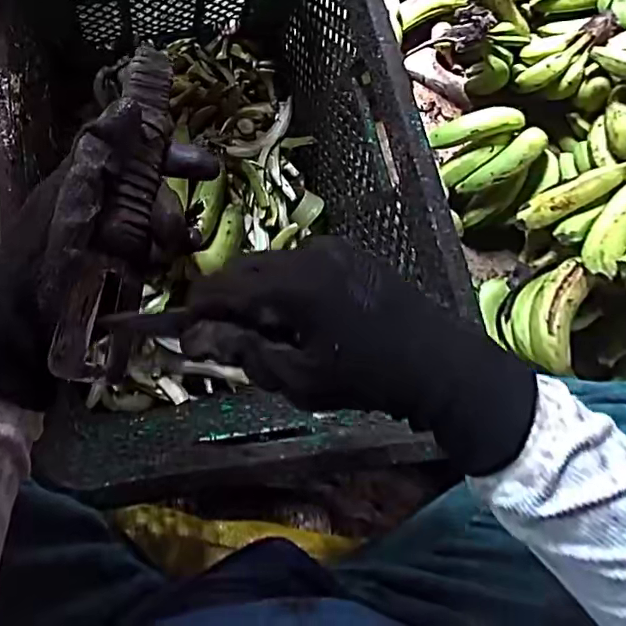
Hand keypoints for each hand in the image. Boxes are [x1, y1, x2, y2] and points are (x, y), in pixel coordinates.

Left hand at [0, 77, 218, 410]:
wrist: (19, 329)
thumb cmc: (40, 261)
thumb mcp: (66, 203)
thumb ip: (96, 156)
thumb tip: (129, 105)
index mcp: (87, 177)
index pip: (136, 151)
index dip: (172, 153)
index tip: (206, 167)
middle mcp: (103, 200)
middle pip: (154, 189)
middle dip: (171, 207)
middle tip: (180, 231)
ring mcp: (113, 234)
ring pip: (158, 222)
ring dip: (170, 236)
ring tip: (165, 255)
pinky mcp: (119, 265)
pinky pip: (154, 251)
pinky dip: (165, 256)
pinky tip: (166, 265)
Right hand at [180, 237, 538, 475]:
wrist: (439, 361)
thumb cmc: (365, 379)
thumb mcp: (299, 379)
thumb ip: (243, 352)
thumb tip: (196, 337)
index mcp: (294, 284)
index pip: (225, 286)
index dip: (198, 307)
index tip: (187, 331)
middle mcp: (307, 252)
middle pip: (244, 267)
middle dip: (226, 298)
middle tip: (223, 334)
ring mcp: (330, 246)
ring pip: (270, 262)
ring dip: (256, 290)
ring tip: (266, 328)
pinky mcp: (347, 249)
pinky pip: (298, 260)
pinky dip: (284, 282)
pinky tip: (299, 314)